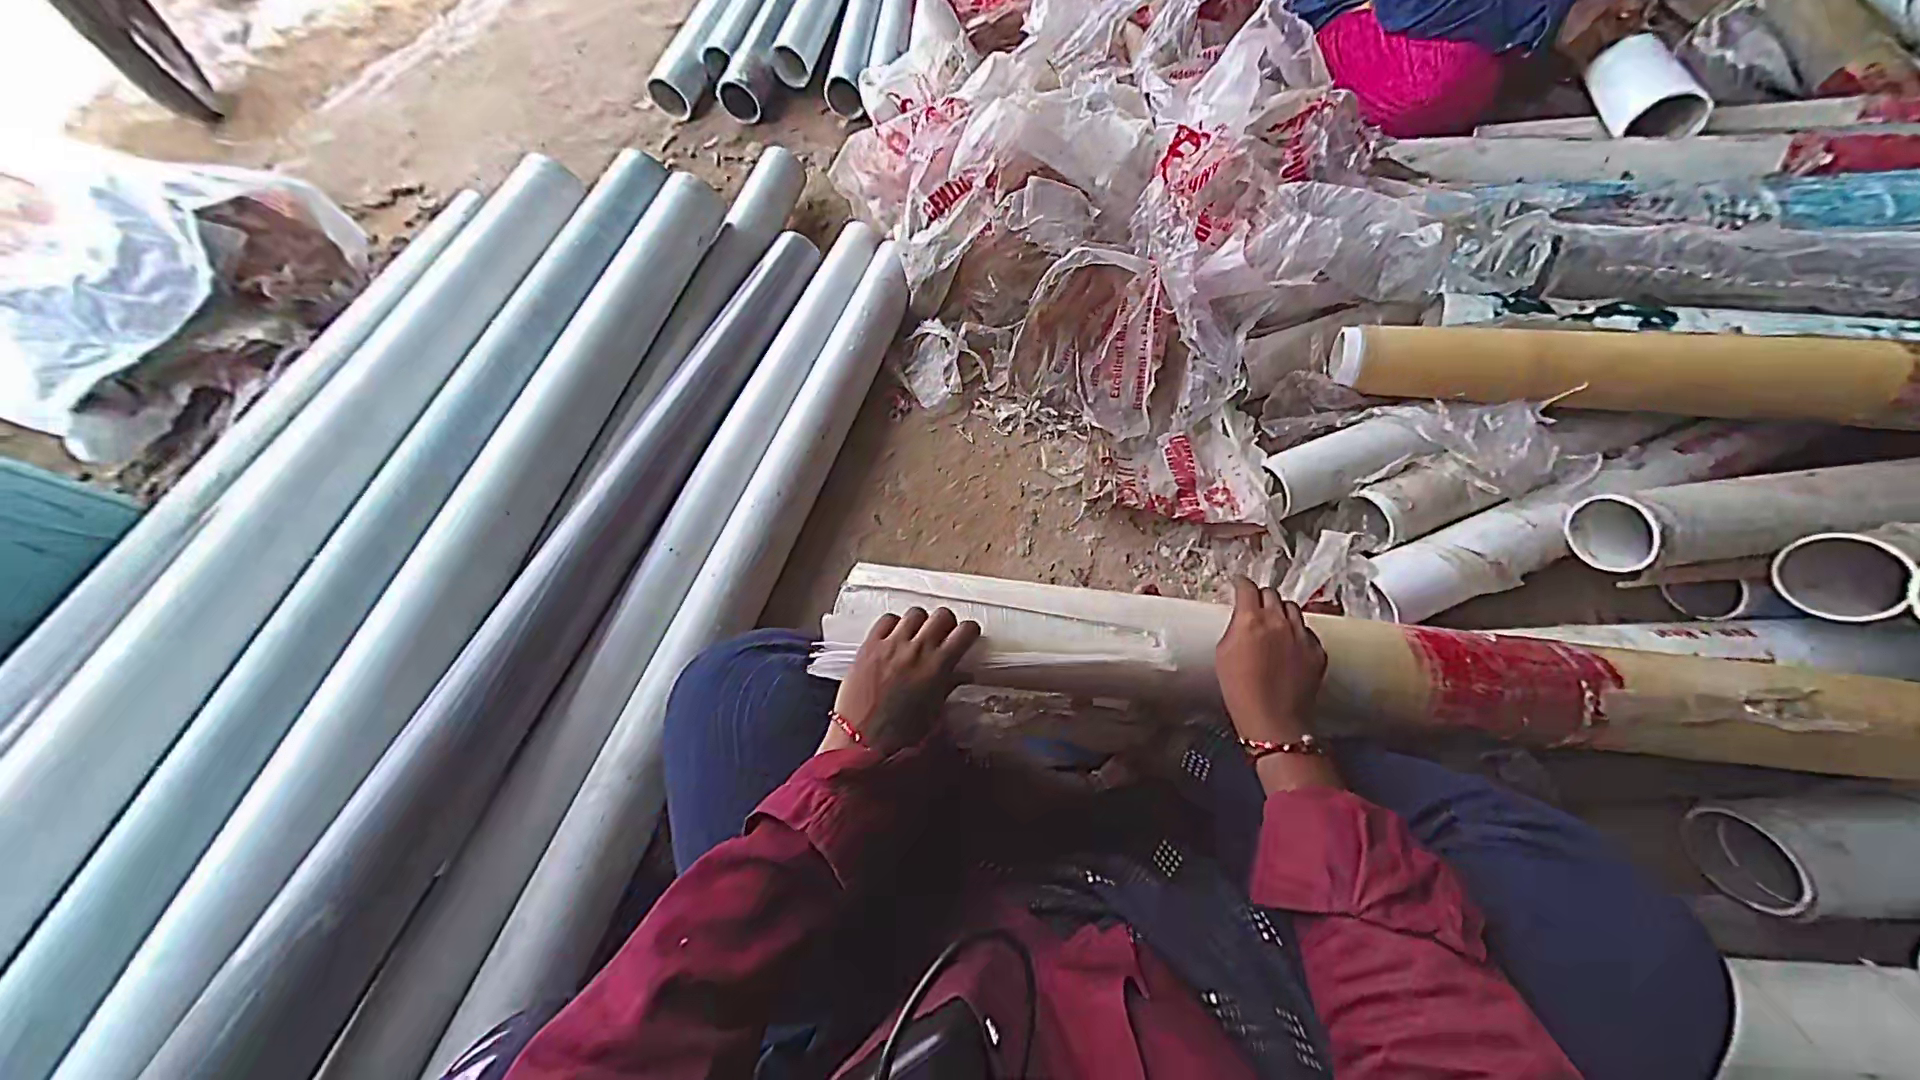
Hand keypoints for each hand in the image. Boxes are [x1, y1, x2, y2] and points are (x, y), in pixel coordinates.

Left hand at [825, 607, 980, 753]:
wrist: (861, 740)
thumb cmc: (900, 734)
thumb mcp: (934, 712)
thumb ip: (949, 686)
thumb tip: (962, 674)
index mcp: (938, 667)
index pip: (965, 631)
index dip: (969, 631)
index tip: (966, 637)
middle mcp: (917, 650)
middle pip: (942, 615)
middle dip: (946, 623)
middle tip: (942, 636)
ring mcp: (892, 644)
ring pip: (915, 613)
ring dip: (920, 623)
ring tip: (916, 636)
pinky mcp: (870, 645)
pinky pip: (887, 619)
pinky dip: (894, 624)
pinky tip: (894, 637)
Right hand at [1215, 576, 1326, 744]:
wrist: (1272, 717)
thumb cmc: (1239, 688)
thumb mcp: (1223, 652)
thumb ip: (1235, 627)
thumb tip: (1241, 619)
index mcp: (1251, 619)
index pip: (1247, 588)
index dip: (1240, 584)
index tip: (1238, 585)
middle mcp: (1279, 621)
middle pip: (1272, 594)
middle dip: (1261, 597)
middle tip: (1255, 607)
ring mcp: (1301, 635)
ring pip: (1292, 609)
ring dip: (1281, 612)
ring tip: (1273, 625)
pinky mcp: (1317, 650)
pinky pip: (1307, 631)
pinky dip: (1296, 633)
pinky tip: (1288, 646)